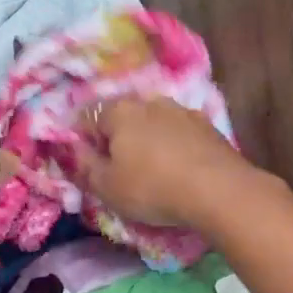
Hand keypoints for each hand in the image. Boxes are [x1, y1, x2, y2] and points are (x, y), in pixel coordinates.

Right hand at [75, 96, 256, 228]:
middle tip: (120, 170)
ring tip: (152, 169)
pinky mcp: (208, 125)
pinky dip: (173, 146)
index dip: (83, 142)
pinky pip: (179, 133)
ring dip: (147, 141)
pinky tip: (179, 168)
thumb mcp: (106, 187)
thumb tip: (74, 149)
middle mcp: (149, 102)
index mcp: (118, 111)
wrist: (219, 190)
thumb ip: (84, 166)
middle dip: (117, 139)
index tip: (91, 166)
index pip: (87, 118)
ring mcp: (182, 110)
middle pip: (122, 118)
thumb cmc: (152, 188)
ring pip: (153, 123)